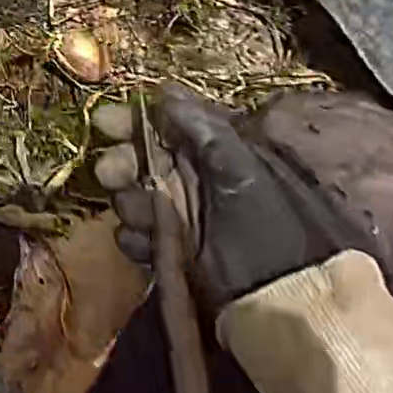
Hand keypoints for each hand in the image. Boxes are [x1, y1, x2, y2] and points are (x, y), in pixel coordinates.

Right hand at [93, 86, 349, 309]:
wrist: (288, 301)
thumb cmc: (268, 225)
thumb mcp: (242, 171)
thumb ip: (205, 129)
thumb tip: (164, 90)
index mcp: (203, 152)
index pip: (156, 124)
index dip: (128, 120)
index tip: (104, 123)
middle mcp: (185, 177)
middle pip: (135, 159)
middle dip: (119, 165)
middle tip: (110, 175)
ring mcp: (175, 214)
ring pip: (130, 196)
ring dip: (128, 204)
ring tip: (139, 220)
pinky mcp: (170, 249)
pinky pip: (136, 236)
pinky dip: (133, 239)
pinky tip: (142, 245)